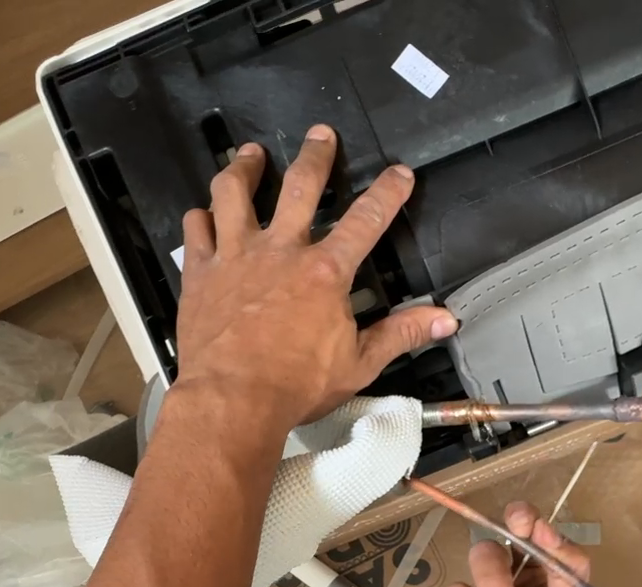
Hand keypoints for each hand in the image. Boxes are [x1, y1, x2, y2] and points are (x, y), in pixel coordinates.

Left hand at [171, 124, 456, 431]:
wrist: (234, 398)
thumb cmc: (297, 384)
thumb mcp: (360, 364)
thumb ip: (401, 334)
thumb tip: (444, 320)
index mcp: (325, 273)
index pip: (366, 221)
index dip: (387, 194)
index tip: (399, 173)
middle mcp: (281, 251)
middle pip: (300, 188)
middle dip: (316, 157)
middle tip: (321, 134)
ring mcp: (236, 257)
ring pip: (235, 194)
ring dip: (245, 169)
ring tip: (251, 155)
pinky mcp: (201, 274)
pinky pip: (197, 230)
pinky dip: (201, 215)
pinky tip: (203, 212)